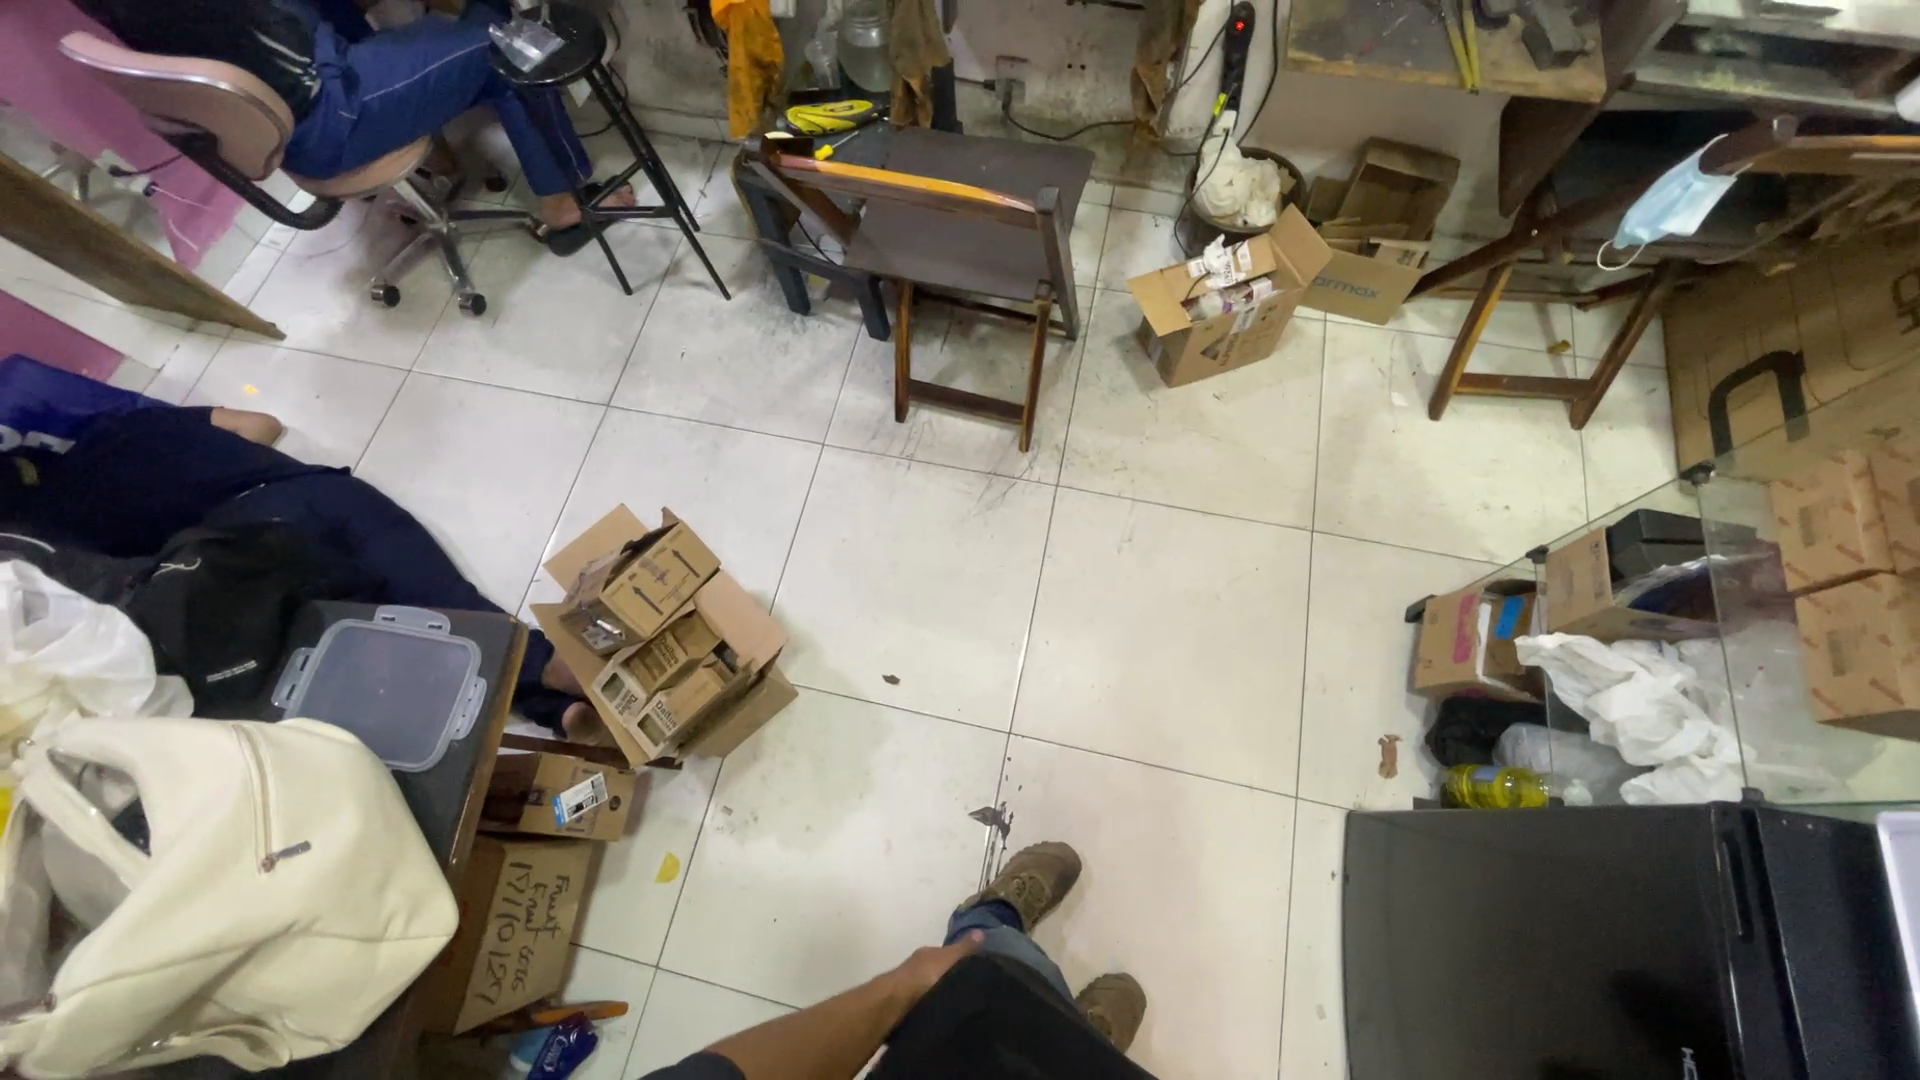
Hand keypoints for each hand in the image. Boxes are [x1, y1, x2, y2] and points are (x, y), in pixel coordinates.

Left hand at [886, 930, 984, 1001]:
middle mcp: (918, 967)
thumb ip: (964, 948)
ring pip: (931, 989)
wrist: (896, 1002)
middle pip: (939, 972)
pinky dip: (934, 1008)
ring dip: (942, 996)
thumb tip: (981, 932)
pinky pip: (925, 1005)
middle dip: (951, 980)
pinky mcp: (907, 1007)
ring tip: (960, 1007)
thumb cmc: (924, 975)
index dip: (961, 960)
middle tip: (971, 992)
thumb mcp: (949, 958)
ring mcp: (910, 988)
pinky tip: (943, 1017)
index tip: (976, 971)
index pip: (947, 954)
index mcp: (928, 953)